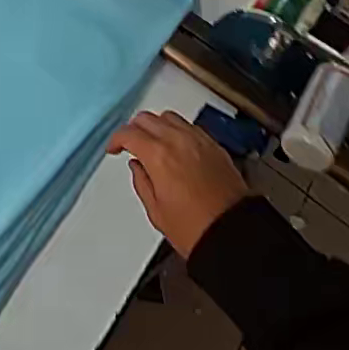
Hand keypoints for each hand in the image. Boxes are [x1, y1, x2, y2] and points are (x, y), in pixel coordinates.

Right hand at [105, 111, 250, 258]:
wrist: (233, 233)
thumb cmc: (198, 228)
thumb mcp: (156, 211)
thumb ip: (142, 182)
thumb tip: (137, 167)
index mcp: (159, 156)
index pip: (129, 133)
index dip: (116, 139)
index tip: (115, 147)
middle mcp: (178, 141)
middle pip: (147, 118)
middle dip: (133, 129)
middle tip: (130, 143)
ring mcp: (198, 140)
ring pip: (168, 117)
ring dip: (155, 125)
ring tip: (152, 141)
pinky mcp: (214, 145)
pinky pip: (189, 126)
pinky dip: (177, 129)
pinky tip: (175, 144)